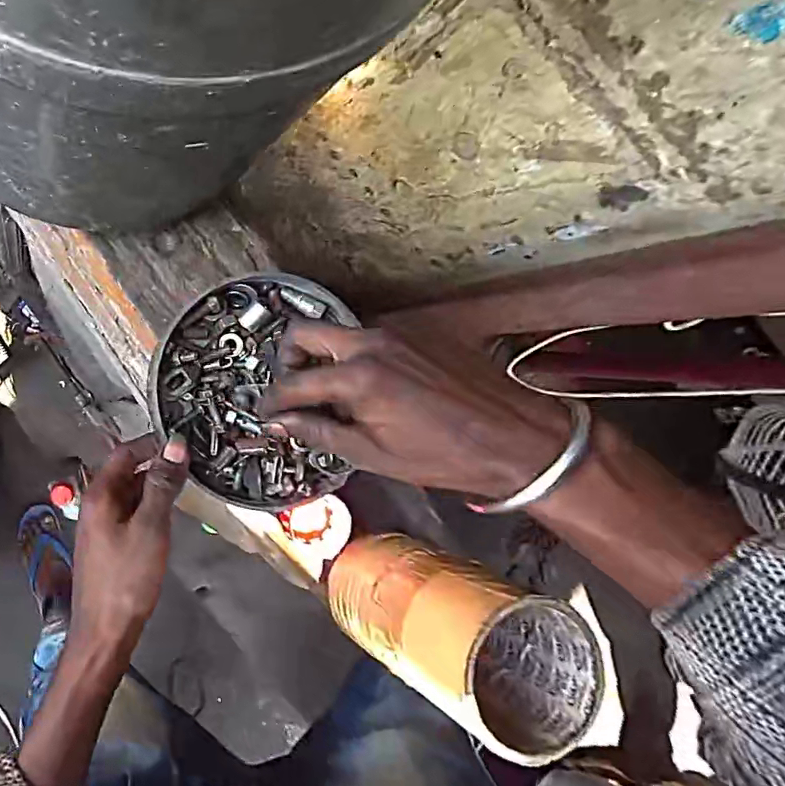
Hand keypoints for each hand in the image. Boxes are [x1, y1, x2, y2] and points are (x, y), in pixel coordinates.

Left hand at [68, 434, 187, 655]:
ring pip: (128, 493)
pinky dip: (147, 508)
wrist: (104, 631)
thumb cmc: (128, 578)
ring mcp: (98, 524)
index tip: (184, 448)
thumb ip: (162, 484)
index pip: (125, 451)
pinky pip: (127, 513)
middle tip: (191, 471)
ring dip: (153, 489)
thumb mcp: (151, 526)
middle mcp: (94, 503)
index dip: (154, 444)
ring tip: (184, 492)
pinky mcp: (106, 543)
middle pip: (126, 471)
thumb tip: (176, 445)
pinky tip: (166, 519)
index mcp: (99, 494)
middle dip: (157, 467)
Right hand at [257, 322, 570, 497]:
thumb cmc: (448, 454)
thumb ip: (319, 432)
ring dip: (322, 356)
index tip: (267, 411)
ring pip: (336, 332)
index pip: (293, 381)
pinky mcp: (415, 333)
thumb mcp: (374, 454)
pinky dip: (353, 355)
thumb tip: (282, 424)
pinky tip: (368, 387)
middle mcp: (372, 343)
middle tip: (290, 387)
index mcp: (358, 377)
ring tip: (333, 394)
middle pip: (303, 331)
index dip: (272, 399)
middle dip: (286, 358)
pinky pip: (367, 336)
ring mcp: (395, 333)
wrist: (517, 438)